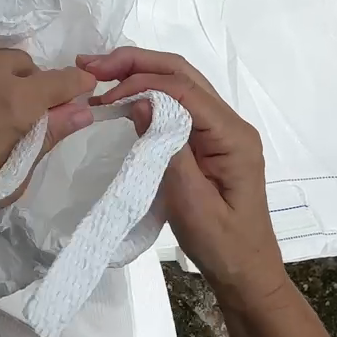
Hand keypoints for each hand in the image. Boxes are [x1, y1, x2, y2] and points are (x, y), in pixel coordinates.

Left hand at [0, 39, 95, 246]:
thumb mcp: (5, 181)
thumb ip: (45, 140)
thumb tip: (80, 112)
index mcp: (15, 102)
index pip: (64, 80)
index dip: (78, 89)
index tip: (82, 100)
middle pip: (29, 65)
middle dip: (37, 87)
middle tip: (25, 120)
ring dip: (5, 74)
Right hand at [79, 47, 291, 313]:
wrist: (245, 273)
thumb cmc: (221, 243)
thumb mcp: (190, 202)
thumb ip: (167, 149)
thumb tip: (138, 102)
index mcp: (232, 135)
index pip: (183, 89)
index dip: (140, 83)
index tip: (103, 96)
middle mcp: (229, 122)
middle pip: (180, 72)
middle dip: (134, 62)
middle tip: (91, 65)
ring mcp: (219, 127)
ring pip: (177, 80)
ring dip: (138, 71)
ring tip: (97, 72)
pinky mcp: (206, 136)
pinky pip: (176, 99)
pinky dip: (145, 89)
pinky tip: (121, 93)